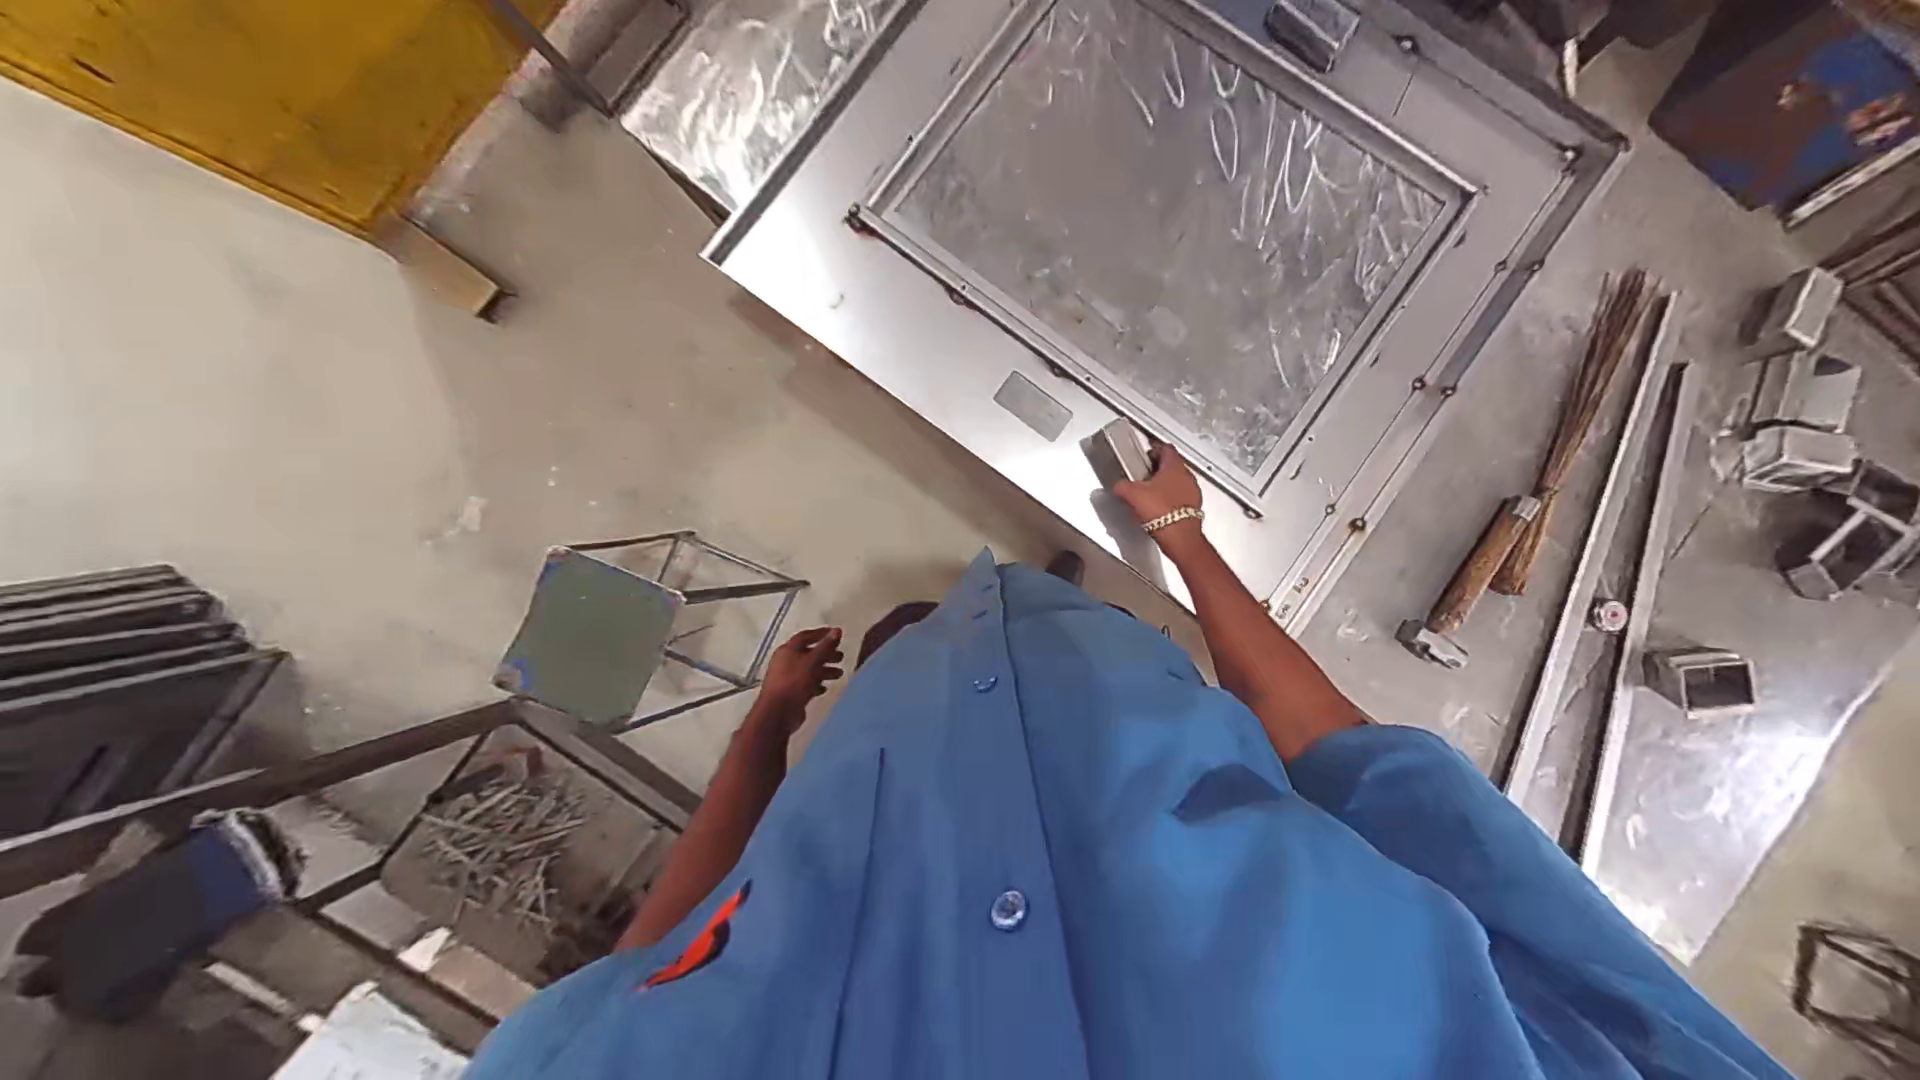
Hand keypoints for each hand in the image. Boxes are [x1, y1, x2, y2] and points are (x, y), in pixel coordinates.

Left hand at [750, 627, 844, 734]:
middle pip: (809, 653)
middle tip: (841, 657)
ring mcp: (786, 677)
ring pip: (808, 669)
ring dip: (824, 670)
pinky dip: (816, 683)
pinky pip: (805, 684)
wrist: (778, 713)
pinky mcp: (790, 692)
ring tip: (839, 674)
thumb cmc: (794, 682)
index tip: (836, 633)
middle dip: (826, 654)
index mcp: (788, 650)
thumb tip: (837, 630)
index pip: (806, 636)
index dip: (821, 633)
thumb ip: (826, 646)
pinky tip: (824, 688)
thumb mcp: (813, 661)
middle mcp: (785, 661)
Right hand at [1113, 439, 1203, 546]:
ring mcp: (1193, 492)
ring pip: (1178, 481)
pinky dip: (1171, 497)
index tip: (1149, 450)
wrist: (1179, 537)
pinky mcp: (1194, 507)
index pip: (1167, 449)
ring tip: (1151, 490)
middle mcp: (1187, 476)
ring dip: (1166, 483)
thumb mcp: (1132, 495)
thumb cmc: (1161, 511)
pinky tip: (1160, 506)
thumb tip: (1118, 486)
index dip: (1156, 447)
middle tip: (1146, 471)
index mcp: (1174, 467)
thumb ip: (1122, 486)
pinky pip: (1181, 496)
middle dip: (1159, 467)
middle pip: (1173, 465)